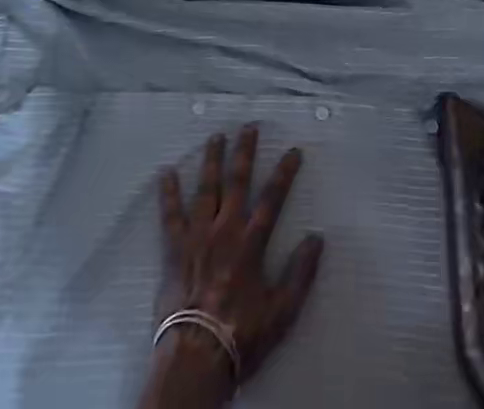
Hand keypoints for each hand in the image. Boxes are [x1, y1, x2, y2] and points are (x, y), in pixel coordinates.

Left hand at [150, 125, 324, 394]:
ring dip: (211, 160)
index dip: (285, 172)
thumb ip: (301, 272)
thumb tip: (316, 237)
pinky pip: (169, 215)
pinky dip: (168, 192)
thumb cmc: (242, 333)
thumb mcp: (283, 310)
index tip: (293, 151)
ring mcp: (196, 236)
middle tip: (249, 127)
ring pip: (205, 189)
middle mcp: (224, 230)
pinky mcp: (174, 249)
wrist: (195, 355)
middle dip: (244, 152)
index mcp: (251, 242)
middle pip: (236, 182)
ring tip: (216, 136)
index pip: (273, 198)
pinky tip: (166, 172)